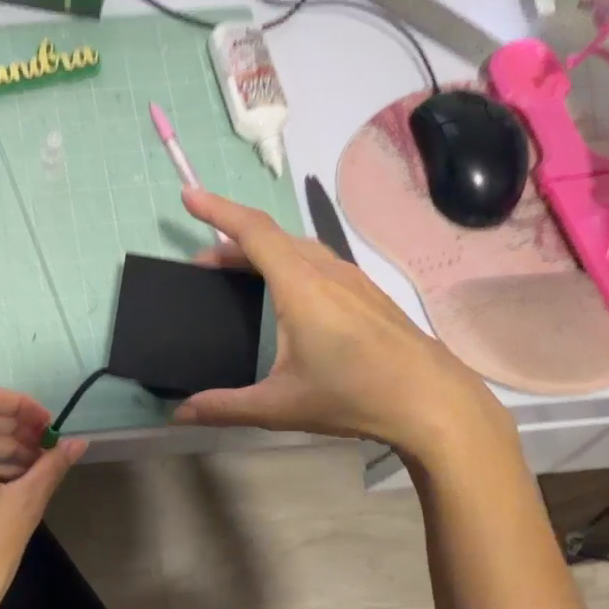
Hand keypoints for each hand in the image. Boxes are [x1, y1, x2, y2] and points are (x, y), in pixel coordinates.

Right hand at [174, 187, 510, 458]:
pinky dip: (286, 264)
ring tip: (237, 275)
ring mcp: (351, 280)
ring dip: (262, 252)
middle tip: (201, 264)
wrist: (428, 398)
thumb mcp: (278, 406)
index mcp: (300, 287)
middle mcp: (326, 272)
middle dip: (231, 240)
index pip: (253, 233)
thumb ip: (224, 407)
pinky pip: (316, 263)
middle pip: (273, 238)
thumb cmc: (351, 395)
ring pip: (298, 248)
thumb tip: (180, 412)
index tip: (189, 196)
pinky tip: (283, 295)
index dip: (218, 211)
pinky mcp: (366, 294)